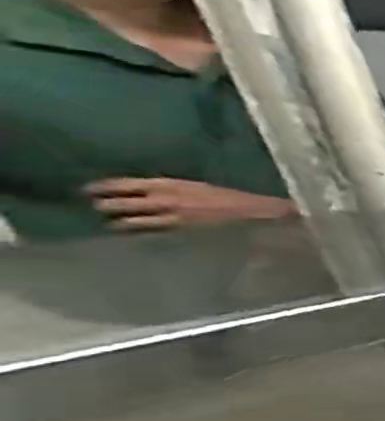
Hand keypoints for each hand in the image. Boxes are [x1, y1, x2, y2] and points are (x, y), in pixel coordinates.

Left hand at [85, 178, 295, 230]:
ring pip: (131, 221)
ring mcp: (173, 218)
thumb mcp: (200, 187)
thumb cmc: (234, 199)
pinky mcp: (183, 233)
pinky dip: (140, 233)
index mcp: (170, 185)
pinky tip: (137, 235)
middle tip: (97, 207)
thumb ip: (173, 190)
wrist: (260, 214)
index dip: (102, 187)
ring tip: (112, 224)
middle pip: (119, 203)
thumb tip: (148, 192)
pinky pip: (152, 233)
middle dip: (105, 205)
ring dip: (118, 222)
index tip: (88, 189)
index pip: (123, 184)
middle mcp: (165, 200)